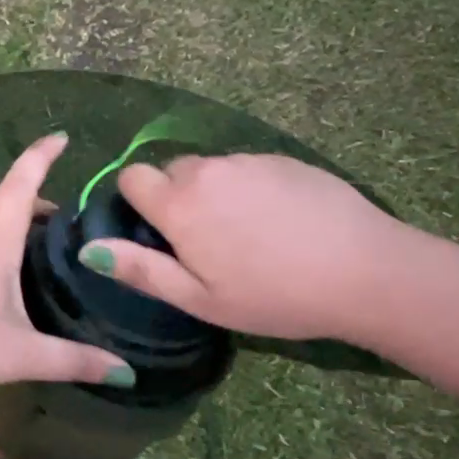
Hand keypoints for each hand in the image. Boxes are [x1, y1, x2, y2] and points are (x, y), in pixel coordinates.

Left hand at [0, 134, 131, 395]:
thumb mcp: (22, 356)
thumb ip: (76, 360)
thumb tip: (126, 373)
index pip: (21, 182)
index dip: (42, 155)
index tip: (63, 137)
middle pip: (5, 197)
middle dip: (36, 197)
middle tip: (67, 222)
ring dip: (8, 213)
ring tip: (34, 236)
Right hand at [80, 154, 412, 340]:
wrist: (370, 273)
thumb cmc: (274, 295)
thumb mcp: (200, 299)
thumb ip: (140, 270)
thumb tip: (88, 248)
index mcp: (178, 203)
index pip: (132, 177)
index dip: (138, 202)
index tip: (160, 233)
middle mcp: (207, 170)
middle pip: (172, 171)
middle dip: (177, 197)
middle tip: (208, 241)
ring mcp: (249, 161)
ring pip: (212, 170)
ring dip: (215, 193)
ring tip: (250, 234)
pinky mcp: (286, 160)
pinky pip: (249, 168)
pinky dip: (251, 189)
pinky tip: (282, 223)